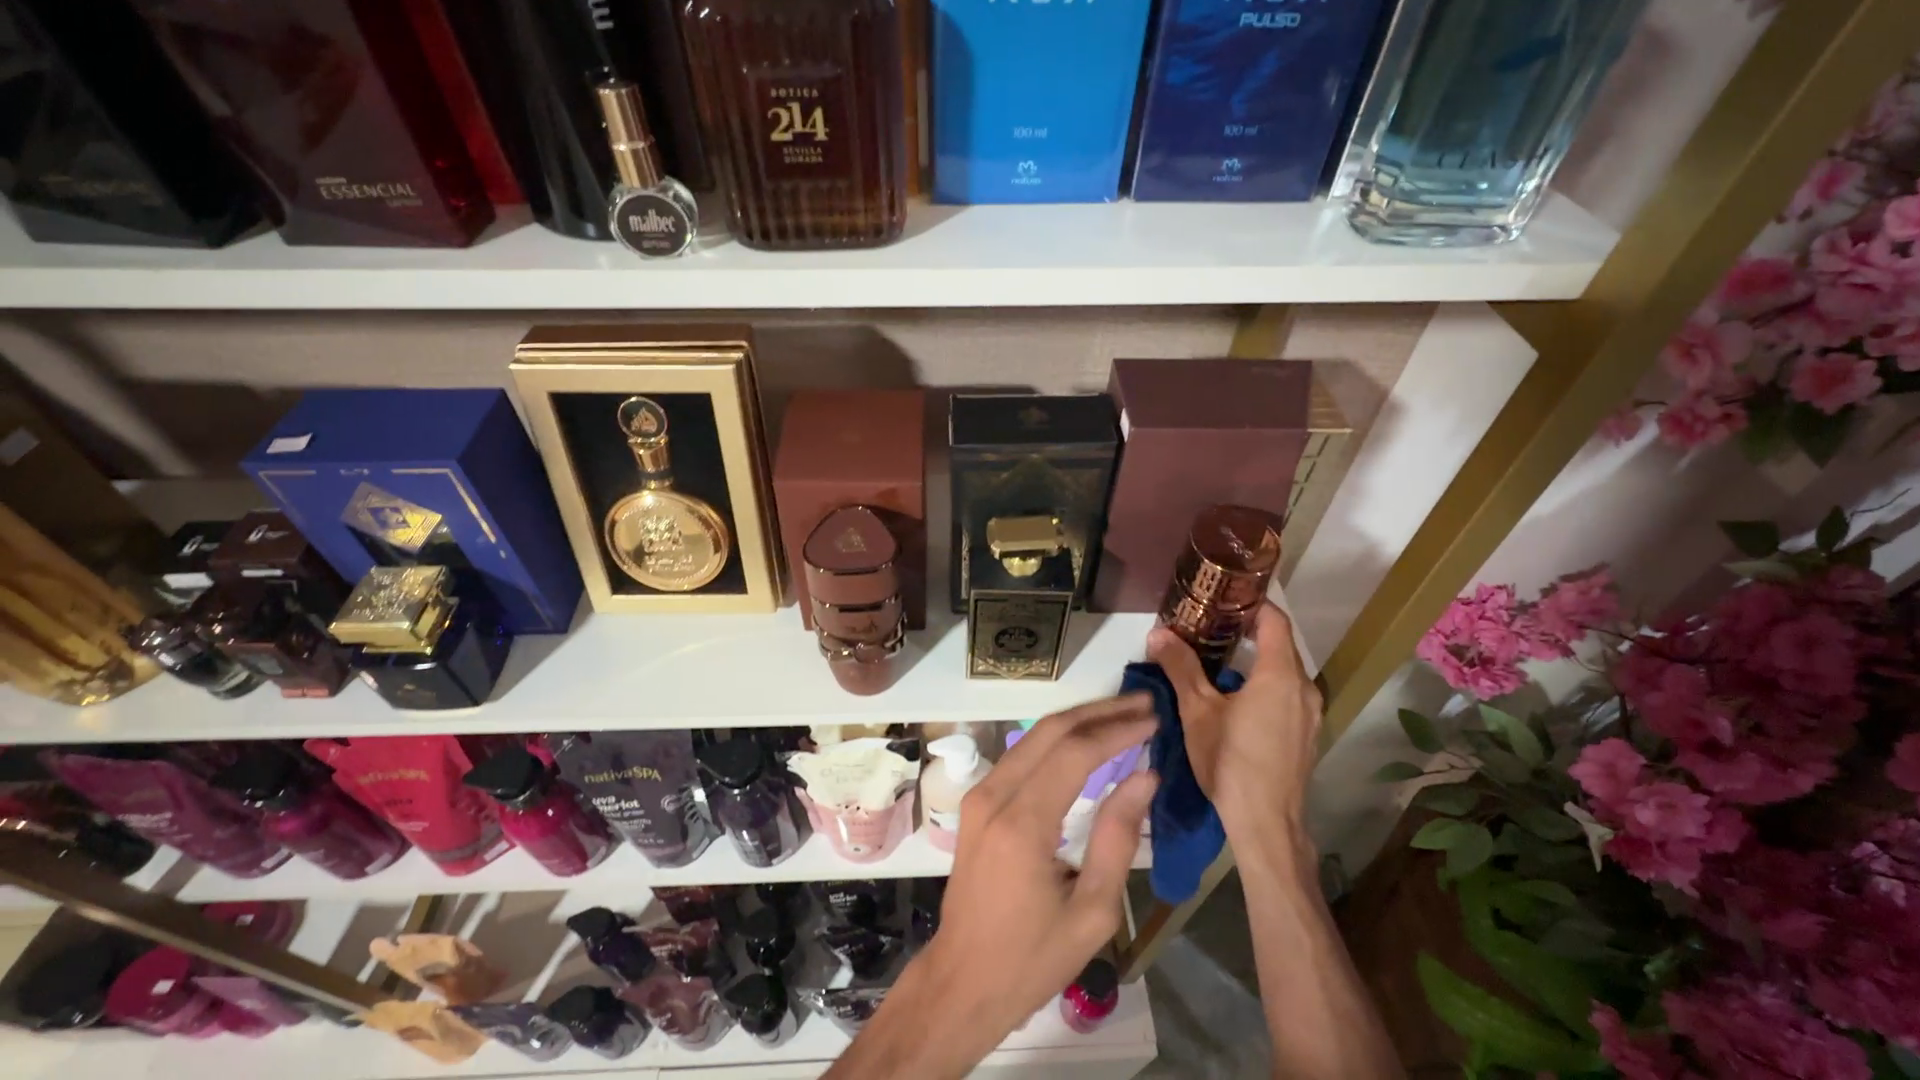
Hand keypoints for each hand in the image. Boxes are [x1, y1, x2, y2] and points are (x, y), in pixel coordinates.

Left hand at [828, 695, 1156, 1078]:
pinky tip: (1087, 742)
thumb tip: (1145, 776)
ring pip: (1032, 738)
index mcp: (1023, 824)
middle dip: (1100, 711)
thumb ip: (1118, 838)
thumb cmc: (1033, 958)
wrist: (963, 980)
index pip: (1075, 752)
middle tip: (1144, 703)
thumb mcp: (1093, 911)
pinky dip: (1057, 741)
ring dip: (1079, 721)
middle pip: (1050, 731)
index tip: (1155, 718)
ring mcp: (979, 798)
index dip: (1117, 729)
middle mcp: (994, 797)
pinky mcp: (976, 805)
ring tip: (1124, 715)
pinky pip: (1021, 757)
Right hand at [1147, 602, 1320, 834]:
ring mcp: (1310, 713)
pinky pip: (1288, 696)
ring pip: (1284, 673)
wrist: (1266, 823)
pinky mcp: (1307, 735)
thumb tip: (1158, 633)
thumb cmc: (1230, 761)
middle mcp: (1304, 687)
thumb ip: (1180, 668)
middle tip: (1210, 627)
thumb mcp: (1197, 712)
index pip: (1274, 619)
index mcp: (1280, 674)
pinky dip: (1266, 687)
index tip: (1223, 597)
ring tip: (1218, 663)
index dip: (1251, 603)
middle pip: (1280, 645)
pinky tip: (1237, 701)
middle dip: (1247, 633)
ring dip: (1255, 663)